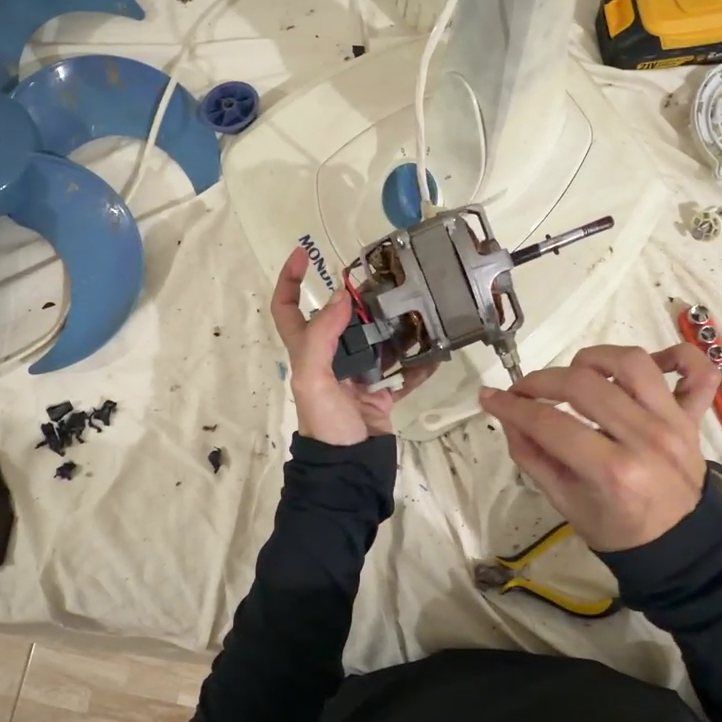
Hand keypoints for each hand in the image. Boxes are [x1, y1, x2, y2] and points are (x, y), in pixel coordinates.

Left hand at [270, 246, 431, 445]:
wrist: (350, 467)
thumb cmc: (326, 422)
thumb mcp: (313, 377)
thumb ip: (323, 335)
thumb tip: (343, 296)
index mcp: (306, 352)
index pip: (287, 308)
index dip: (289, 279)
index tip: (305, 254)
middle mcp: (330, 360)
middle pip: (344, 319)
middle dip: (364, 300)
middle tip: (390, 282)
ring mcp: (358, 377)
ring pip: (377, 341)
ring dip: (396, 327)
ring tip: (419, 309)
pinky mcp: (381, 394)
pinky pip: (402, 373)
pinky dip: (417, 364)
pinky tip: (435, 352)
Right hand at [479, 344, 719, 551]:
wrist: (678, 548)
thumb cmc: (617, 531)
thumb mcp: (565, 503)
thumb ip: (533, 457)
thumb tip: (507, 416)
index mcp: (614, 471)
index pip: (551, 423)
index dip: (512, 406)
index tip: (489, 397)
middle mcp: (647, 439)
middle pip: (584, 384)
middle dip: (541, 381)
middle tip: (523, 391)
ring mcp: (674, 423)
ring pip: (632, 362)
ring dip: (594, 359)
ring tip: (575, 375)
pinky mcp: (693, 417)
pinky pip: (699, 371)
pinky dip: (676, 355)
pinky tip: (648, 364)